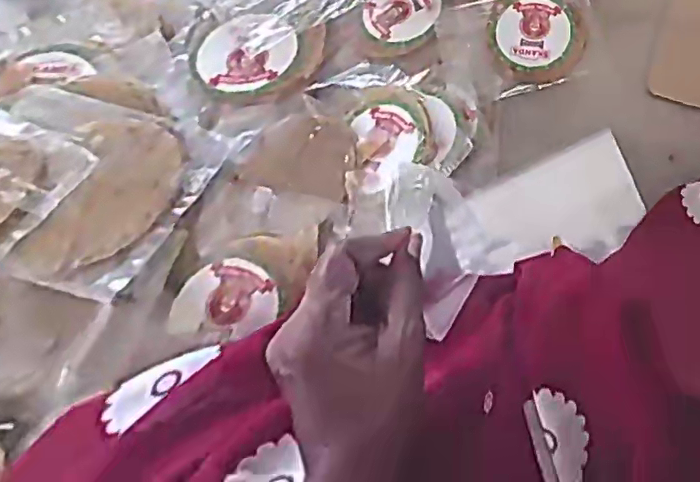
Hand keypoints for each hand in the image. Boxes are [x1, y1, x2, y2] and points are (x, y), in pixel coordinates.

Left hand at [267, 229, 424, 481]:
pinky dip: (358, 302)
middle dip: (376, 266)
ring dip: (369, 284)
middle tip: (412, 275)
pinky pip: (329, 307)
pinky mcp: (295, 350)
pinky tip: (383, 314)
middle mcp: (289, 330)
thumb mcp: (404, 341)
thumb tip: (412, 243)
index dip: (376, 242)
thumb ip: (406, 285)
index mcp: (312, 329)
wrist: (354, 469)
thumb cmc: (384, 410)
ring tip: (402, 297)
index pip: (338, 259)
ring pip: (333, 287)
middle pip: (334, 272)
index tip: (410, 240)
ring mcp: (287, 342)